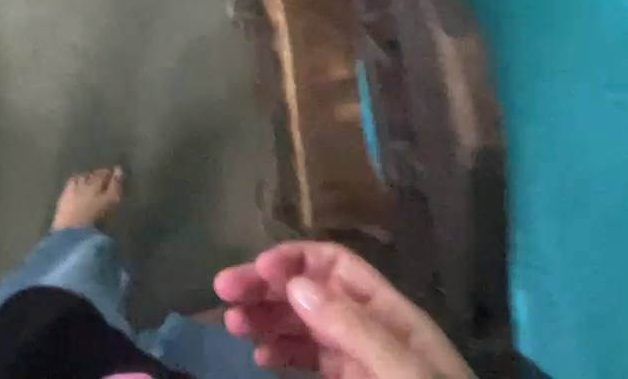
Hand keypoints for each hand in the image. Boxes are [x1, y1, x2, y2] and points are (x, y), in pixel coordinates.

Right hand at [213, 242, 473, 378]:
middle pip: (311, 292)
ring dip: (267, 318)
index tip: (257, 270)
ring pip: (304, 326)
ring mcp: (361, 363)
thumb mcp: (403, 372)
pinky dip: (282, 353)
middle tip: (224, 292)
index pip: (335, 266)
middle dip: (267, 287)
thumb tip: (296, 283)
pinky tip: (261, 357)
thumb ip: (353, 329)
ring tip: (233, 325)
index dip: (295, 259)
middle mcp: (371, 330)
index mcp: (390, 314)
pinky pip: (310, 361)